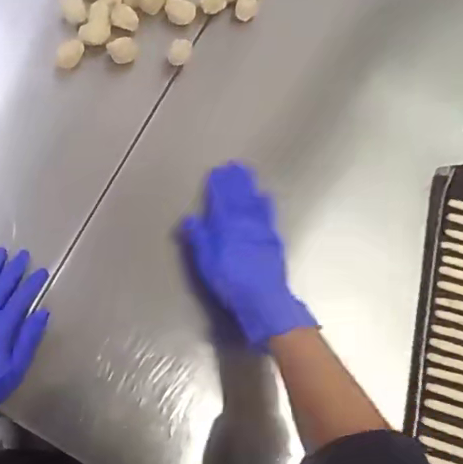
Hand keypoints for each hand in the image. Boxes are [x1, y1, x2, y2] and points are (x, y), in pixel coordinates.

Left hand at [0, 248, 51, 437]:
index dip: (33, 283)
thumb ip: (29, 338)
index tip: (42, 271)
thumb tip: (42, 313)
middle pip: (1, 285)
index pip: (21, 297)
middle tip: (23, 254)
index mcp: (2, 325)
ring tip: (0, 253)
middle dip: (14, 269)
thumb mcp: (16, 367)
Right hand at [180, 162, 315, 347]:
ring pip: (254, 201)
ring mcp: (261, 230)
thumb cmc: (229, 281)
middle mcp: (245, 223)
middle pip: (239, 196)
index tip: (216, 171)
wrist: (263, 298)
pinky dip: (265, 202)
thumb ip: (199, 238)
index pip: (221, 200)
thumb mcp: (205, 262)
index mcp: (225, 226)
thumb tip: (190, 218)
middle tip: (234, 165)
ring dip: (250, 186)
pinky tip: (265, 196)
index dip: (218, 185)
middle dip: (235, 180)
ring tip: (247, 173)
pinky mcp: (272, 240)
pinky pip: (268, 214)